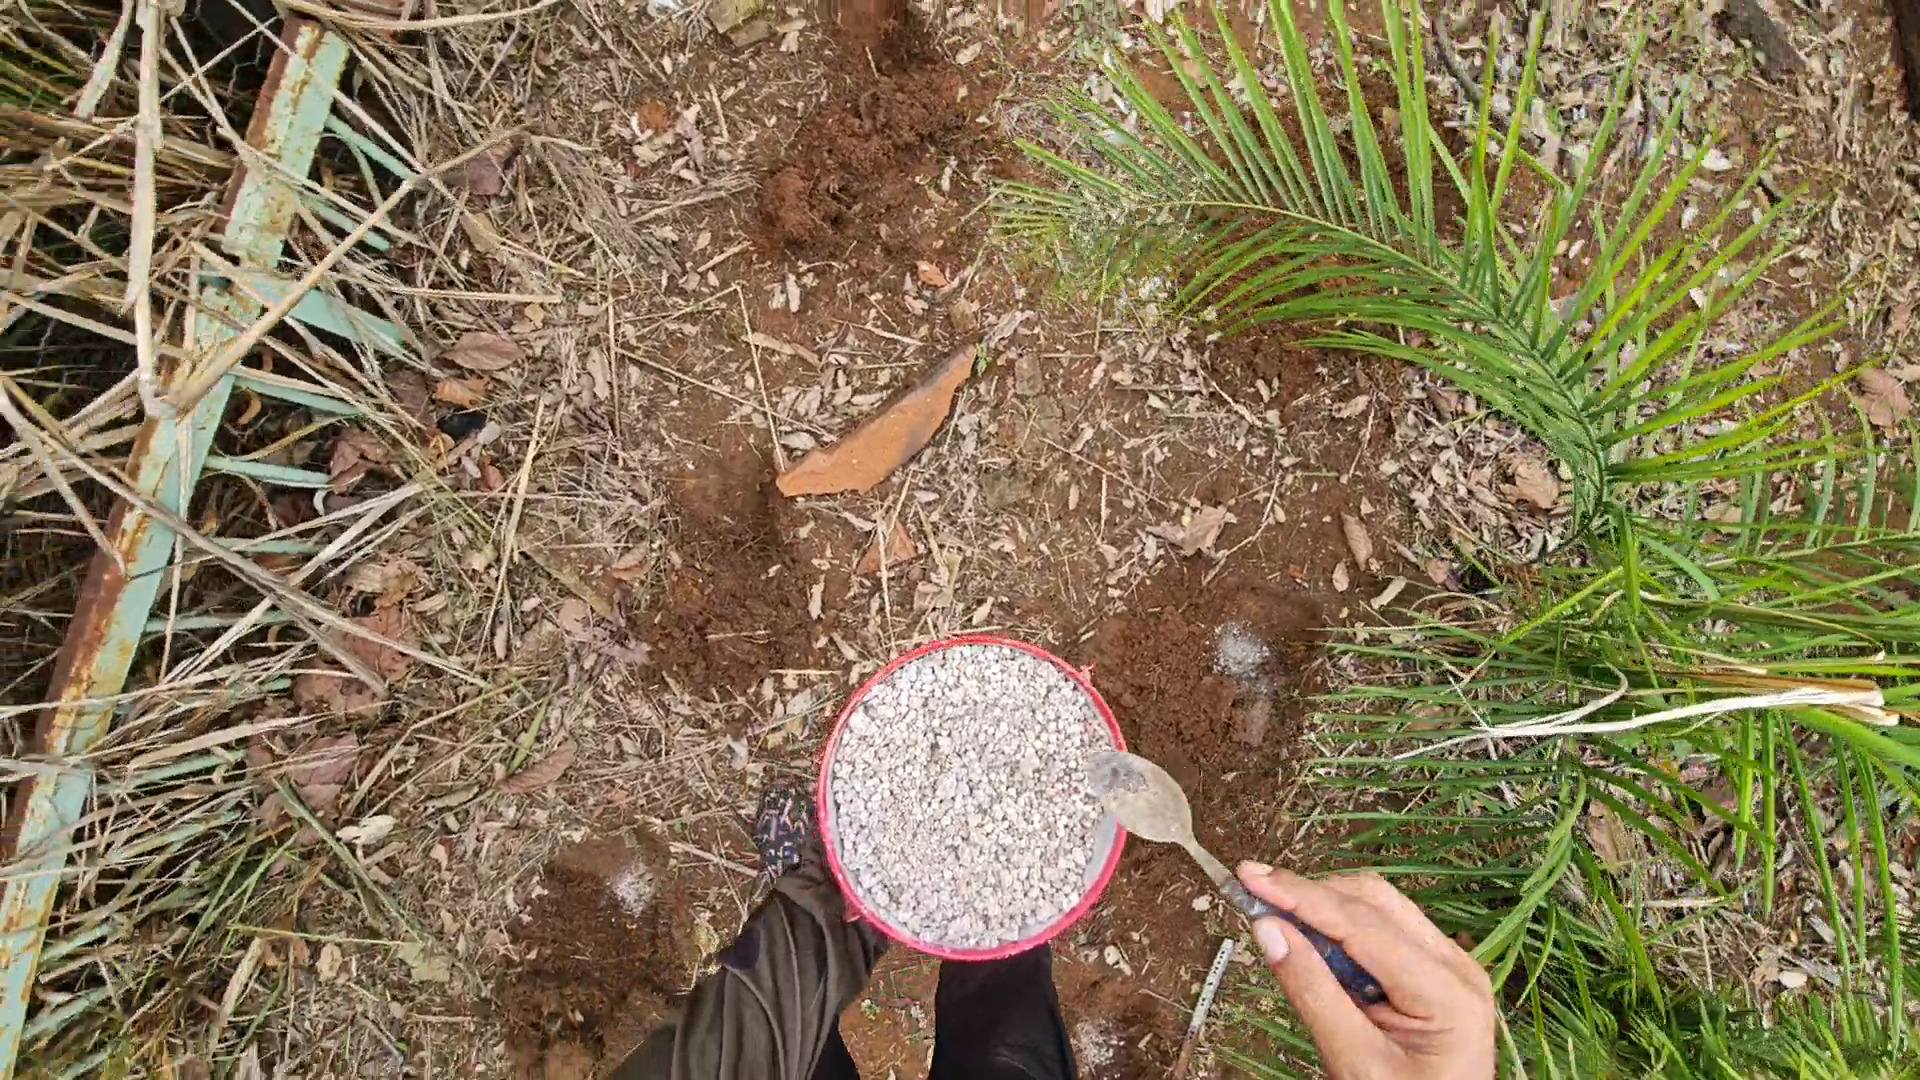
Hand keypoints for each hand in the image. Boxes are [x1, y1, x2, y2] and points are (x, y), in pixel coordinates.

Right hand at [1236, 864, 1494, 1079]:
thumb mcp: (1355, 1063)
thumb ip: (1312, 992)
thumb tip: (1266, 927)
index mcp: (1447, 993)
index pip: (1360, 923)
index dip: (1299, 894)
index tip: (1248, 876)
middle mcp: (1453, 965)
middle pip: (1369, 900)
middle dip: (1308, 893)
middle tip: (1253, 894)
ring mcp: (1446, 962)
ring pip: (1373, 902)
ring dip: (1320, 904)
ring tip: (1277, 919)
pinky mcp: (1431, 966)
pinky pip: (1378, 923)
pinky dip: (1336, 922)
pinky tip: (1309, 938)